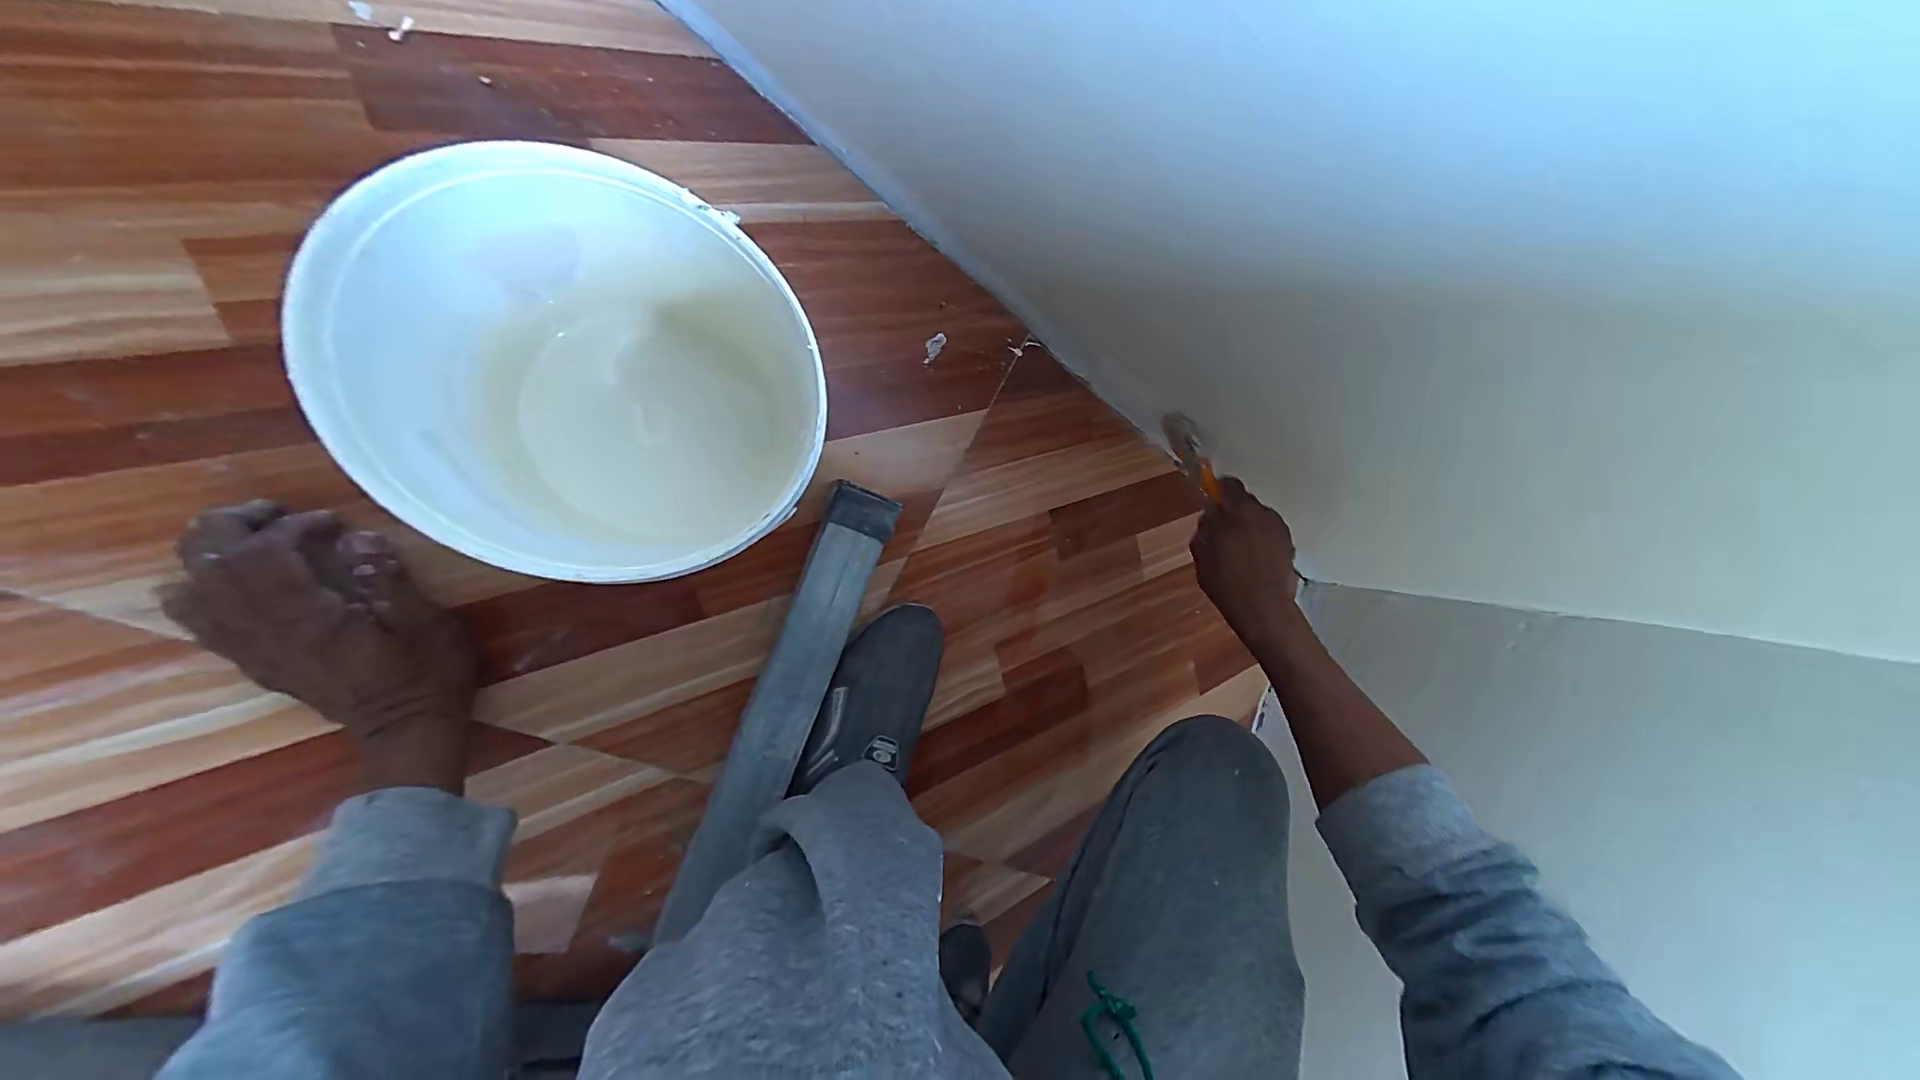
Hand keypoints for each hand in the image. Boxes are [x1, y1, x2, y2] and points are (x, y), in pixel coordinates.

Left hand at [158, 500, 478, 793]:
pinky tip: (229, 580)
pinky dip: (201, 589)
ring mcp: (252, 651)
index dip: (291, 525)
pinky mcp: (254, 661)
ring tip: (251, 538)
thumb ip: (390, 581)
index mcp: (309, 621)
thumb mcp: (430, 624)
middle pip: (211, 567)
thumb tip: (359, 538)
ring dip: (210, 554)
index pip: (265, 556)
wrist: (407, 727)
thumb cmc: (429, 674)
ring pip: (193, 591)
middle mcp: (265, 634)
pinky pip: (199, 620)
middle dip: (234, 527)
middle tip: (278, 514)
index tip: (333, 521)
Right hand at [1190, 477, 1304, 648]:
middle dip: (1232, 512)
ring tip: (1236, 549)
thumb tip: (1211, 516)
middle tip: (1220, 531)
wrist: (1262, 608)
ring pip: (1258, 518)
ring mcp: (1280, 529)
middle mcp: (1264, 513)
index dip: (1217, 489)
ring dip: (1247, 526)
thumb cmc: (1225, 581)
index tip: (1210, 499)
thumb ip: (1205, 528)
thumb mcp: (1202, 553)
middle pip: (1245, 502)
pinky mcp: (1289, 544)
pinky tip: (1251, 559)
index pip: (1229, 485)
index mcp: (1240, 511)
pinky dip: (1260, 539)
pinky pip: (1269, 533)